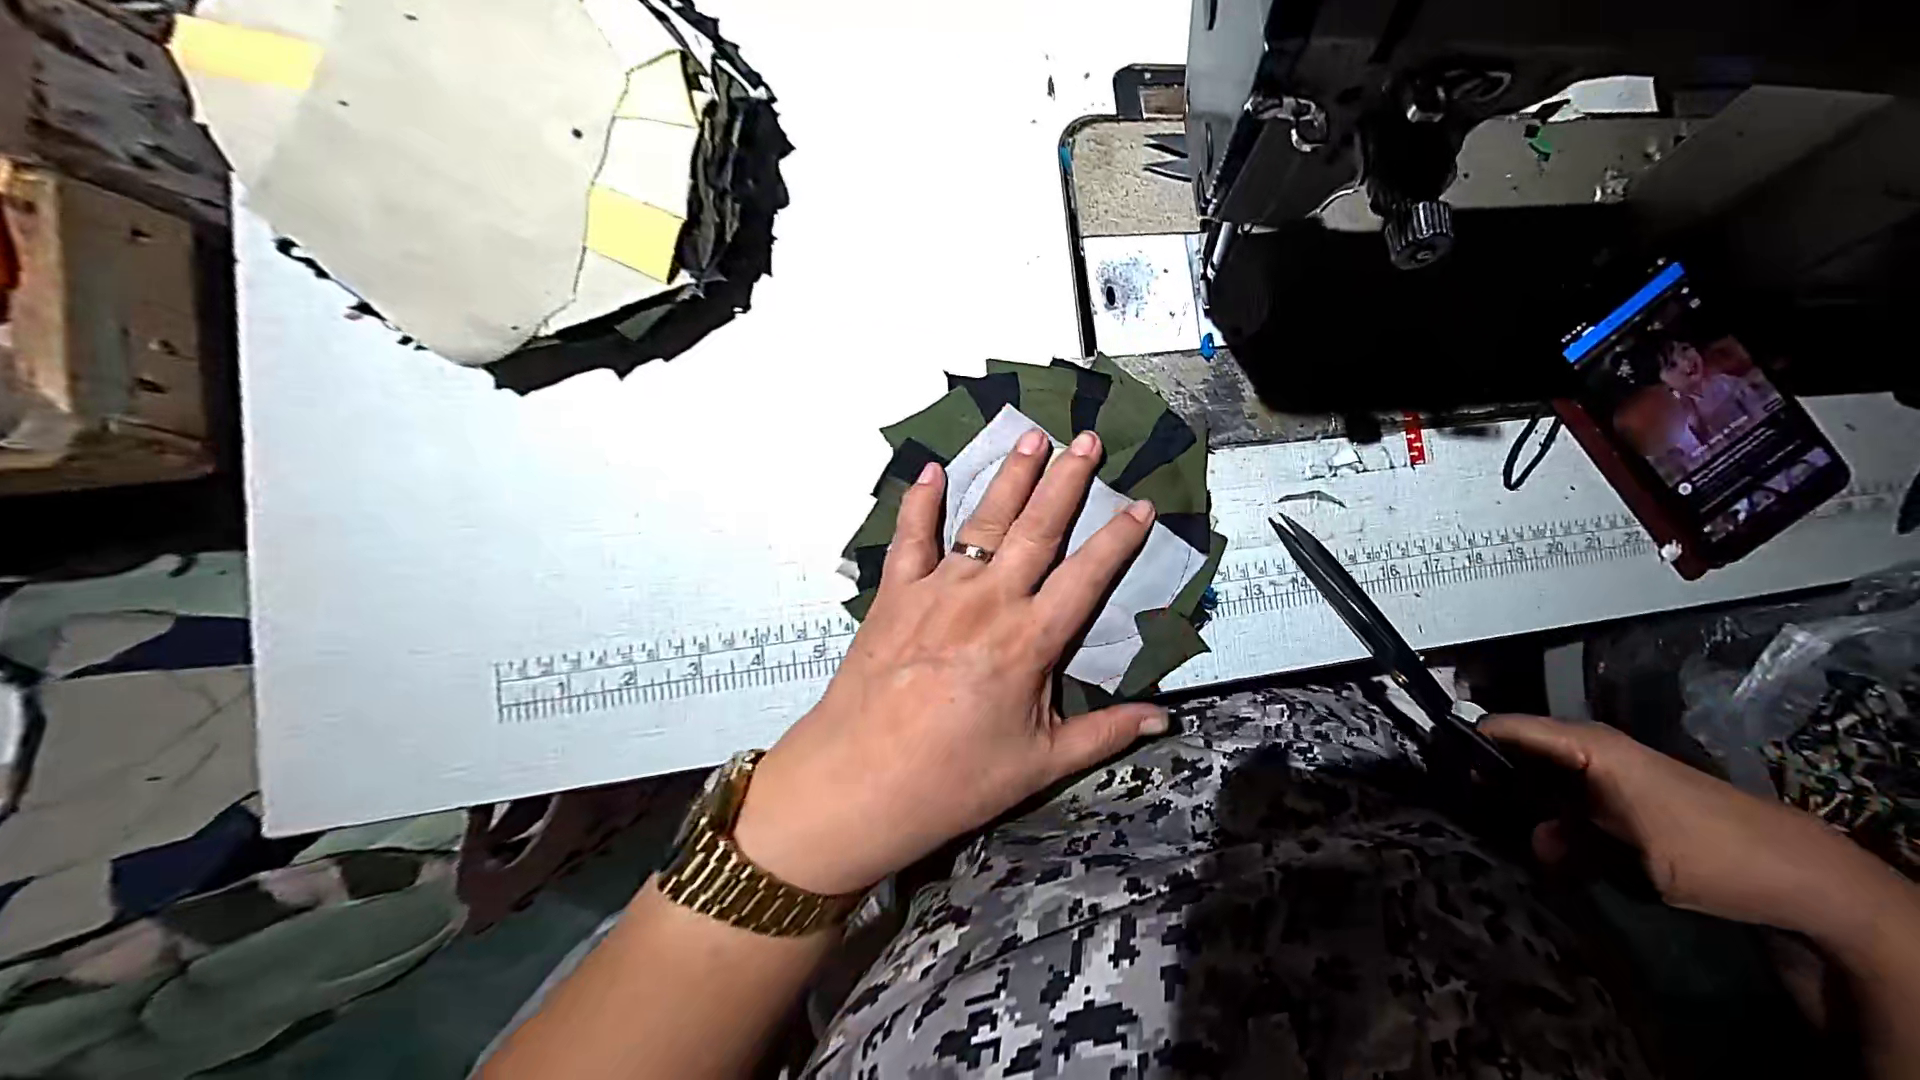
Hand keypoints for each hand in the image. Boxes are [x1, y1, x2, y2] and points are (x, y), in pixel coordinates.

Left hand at [732, 428, 1167, 896]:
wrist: (860, 780)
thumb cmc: (953, 778)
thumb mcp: (1039, 764)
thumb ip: (1104, 733)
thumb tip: (1162, 719)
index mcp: (1029, 641)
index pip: (1088, 576)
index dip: (1119, 539)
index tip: (1139, 505)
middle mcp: (987, 603)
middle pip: (1037, 529)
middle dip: (1066, 480)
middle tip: (1085, 440)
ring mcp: (937, 592)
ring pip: (982, 522)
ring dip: (1009, 477)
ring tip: (1030, 438)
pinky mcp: (895, 595)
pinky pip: (910, 539)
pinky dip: (919, 504)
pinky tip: (931, 473)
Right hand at [1483, 714, 1903, 936]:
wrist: (1807, 878)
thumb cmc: (1715, 851)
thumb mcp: (1635, 855)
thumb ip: (1568, 844)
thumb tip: (1530, 840)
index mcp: (1586, 745)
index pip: (1502, 727)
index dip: (1466, 742)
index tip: (1437, 764)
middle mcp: (1589, 750)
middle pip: (1516, 752)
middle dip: (1490, 779)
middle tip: (1463, 807)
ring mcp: (1605, 773)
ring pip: (1538, 780)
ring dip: (1523, 807)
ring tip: (1503, 834)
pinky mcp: (1617, 797)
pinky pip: (1563, 799)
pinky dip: (1551, 820)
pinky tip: (1550, 849)